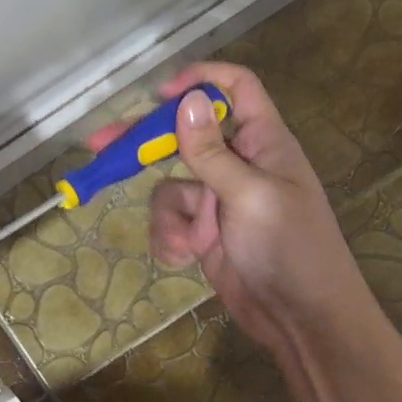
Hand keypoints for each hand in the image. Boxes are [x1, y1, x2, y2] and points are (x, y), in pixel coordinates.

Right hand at [88, 63, 370, 364]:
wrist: (301, 319)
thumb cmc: (290, 249)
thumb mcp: (250, 196)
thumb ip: (213, 152)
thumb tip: (187, 101)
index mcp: (263, 143)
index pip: (237, 89)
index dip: (201, 81)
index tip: (160, 94)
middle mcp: (239, 164)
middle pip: (183, 136)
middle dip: (144, 145)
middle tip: (100, 144)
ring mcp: (219, 200)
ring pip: (168, 186)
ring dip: (167, 216)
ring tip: (183, 245)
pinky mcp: (204, 232)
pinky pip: (170, 221)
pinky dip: (169, 237)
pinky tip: (182, 259)